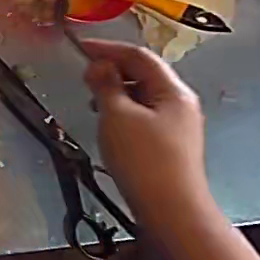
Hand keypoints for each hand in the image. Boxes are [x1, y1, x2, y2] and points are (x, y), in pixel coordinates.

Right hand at [79, 40, 209, 222]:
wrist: (172, 212)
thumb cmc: (143, 160)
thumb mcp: (117, 117)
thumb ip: (106, 86)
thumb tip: (99, 65)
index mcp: (172, 90)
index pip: (138, 56)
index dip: (108, 48)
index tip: (79, 47)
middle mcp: (180, 103)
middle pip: (144, 74)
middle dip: (112, 70)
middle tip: (84, 77)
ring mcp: (178, 126)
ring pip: (144, 97)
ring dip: (117, 93)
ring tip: (92, 101)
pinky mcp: (171, 146)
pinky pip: (145, 117)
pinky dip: (124, 112)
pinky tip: (109, 126)